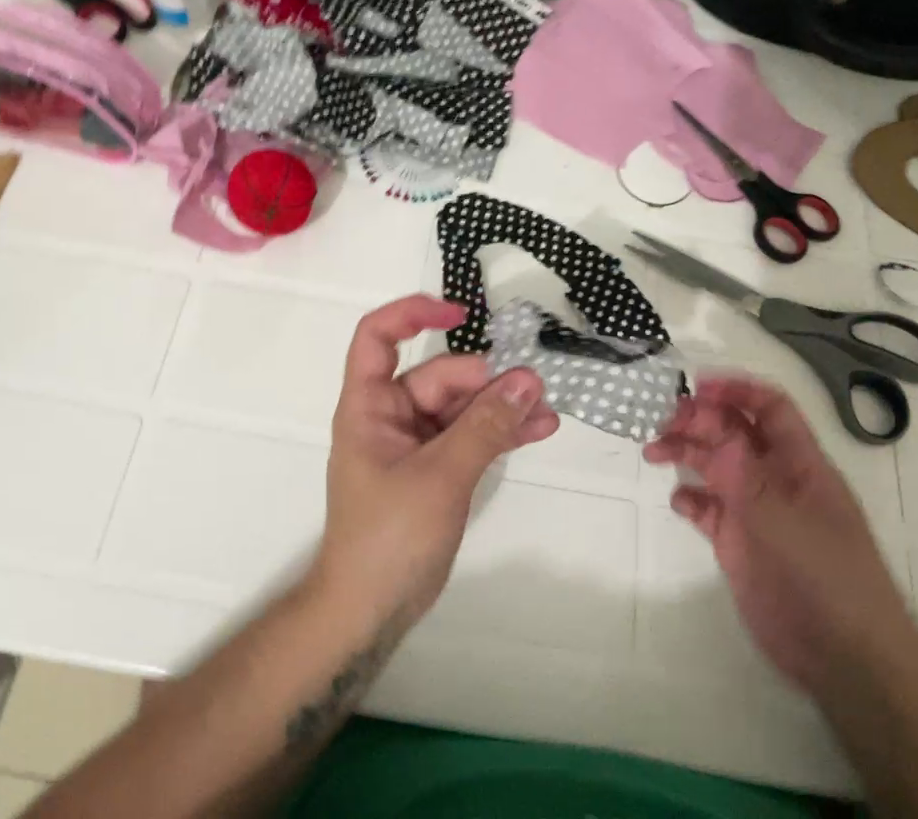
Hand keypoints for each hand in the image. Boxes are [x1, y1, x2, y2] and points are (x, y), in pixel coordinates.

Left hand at [312, 295, 559, 621]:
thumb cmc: (389, 535)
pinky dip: (501, 433)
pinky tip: (538, 431)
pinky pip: (471, 437)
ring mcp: (415, 444)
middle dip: (486, 379)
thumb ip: (484, 427)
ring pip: (462, 408)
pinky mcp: (437, 470)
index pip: (377, 339)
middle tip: (536, 389)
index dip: (412, 314)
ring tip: (548, 412)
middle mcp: (391, 417)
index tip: (460, 311)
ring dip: (502, 407)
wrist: (373, 606)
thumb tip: (527, 381)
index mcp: (369, 407)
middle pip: (439, 376)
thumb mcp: (440, 476)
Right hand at [646, 378, 917, 692]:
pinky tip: (678, 500)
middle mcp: (776, 481)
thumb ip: (745, 476)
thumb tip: (713, 431)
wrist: (844, 656)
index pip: (771, 410)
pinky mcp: (738, 545)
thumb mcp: (784, 521)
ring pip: (716, 466)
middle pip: (734, 433)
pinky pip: (708, 509)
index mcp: (800, 465)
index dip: (737, 391)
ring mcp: (756, 513)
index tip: (695, 386)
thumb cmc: (826, 580)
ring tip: (652, 450)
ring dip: (686, 452)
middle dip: (699, 419)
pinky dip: (689, 498)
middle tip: (660, 421)